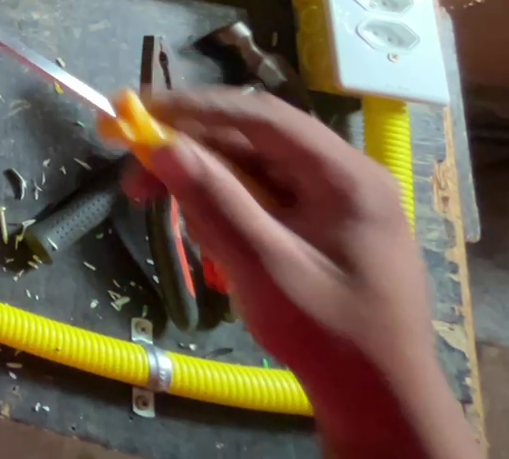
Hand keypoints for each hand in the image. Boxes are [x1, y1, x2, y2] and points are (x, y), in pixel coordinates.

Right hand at [134, 87, 478, 457]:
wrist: (378, 402)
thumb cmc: (331, 334)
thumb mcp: (265, 267)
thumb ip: (215, 201)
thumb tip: (160, 144)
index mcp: (346, 178)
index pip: (261, 116)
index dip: (196, 106)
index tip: (138, 109)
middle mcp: (338, 175)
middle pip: (246, 136)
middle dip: (184, 145)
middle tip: (130, 159)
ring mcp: (324, 197)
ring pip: (240, 161)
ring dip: (190, 174)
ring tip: (147, 196)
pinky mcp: (308, 218)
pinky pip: (248, 189)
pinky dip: (210, 197)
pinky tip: (192, 222)